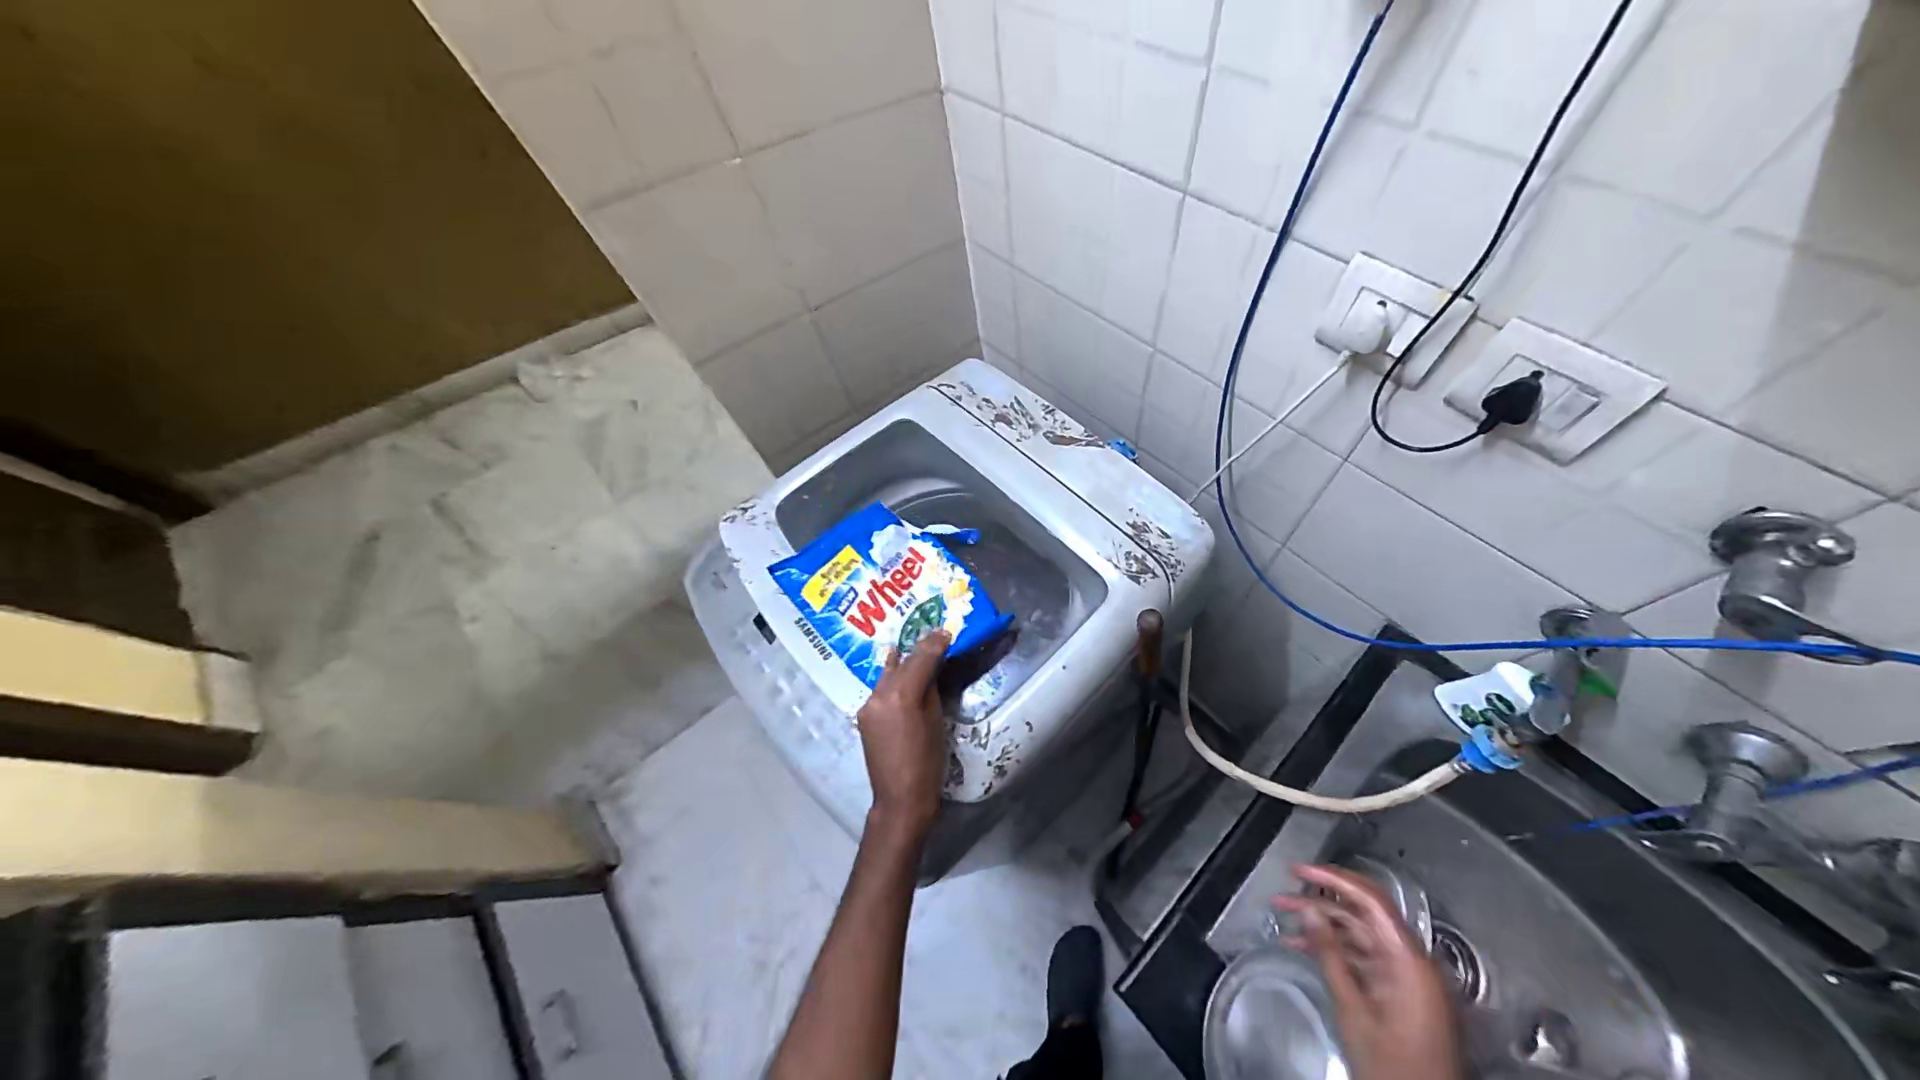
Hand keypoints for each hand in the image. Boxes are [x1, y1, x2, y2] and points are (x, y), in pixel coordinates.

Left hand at [857, 630, 949, 838]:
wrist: (900, 798)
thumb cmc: (928, 762)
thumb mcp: (936, 720)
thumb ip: (930, 689)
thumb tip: (930, 669)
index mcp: (901, 696)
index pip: (920, 659)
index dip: (934, 644)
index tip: (946, 631)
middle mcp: (879, 694)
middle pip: (901, 663)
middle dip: (919, 649)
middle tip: (935, 636)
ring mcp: (868, 705)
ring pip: (888, 674)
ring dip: (903, 662)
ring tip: (918, 650)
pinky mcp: (864, 715)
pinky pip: (882, 689)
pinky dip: (894, 680)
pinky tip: (902, 675)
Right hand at [1274, 864, 1463, 1079]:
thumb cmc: (1393, 1065)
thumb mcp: (1353, 1007)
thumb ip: (1330, 953)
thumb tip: (1308, 908)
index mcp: (1409, 959)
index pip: (1371, 899)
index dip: (1332, 878)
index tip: (1298, 870)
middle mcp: (1413, 961)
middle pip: (1363, 914)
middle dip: (1320, 900)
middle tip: (1283, 894)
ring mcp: (1408, 977)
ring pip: (1360, 934)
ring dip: (1322, 925)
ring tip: (1283, 916)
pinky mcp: (1401, 991)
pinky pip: (1365, 957)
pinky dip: (1336, 950)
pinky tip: (1302, 947)